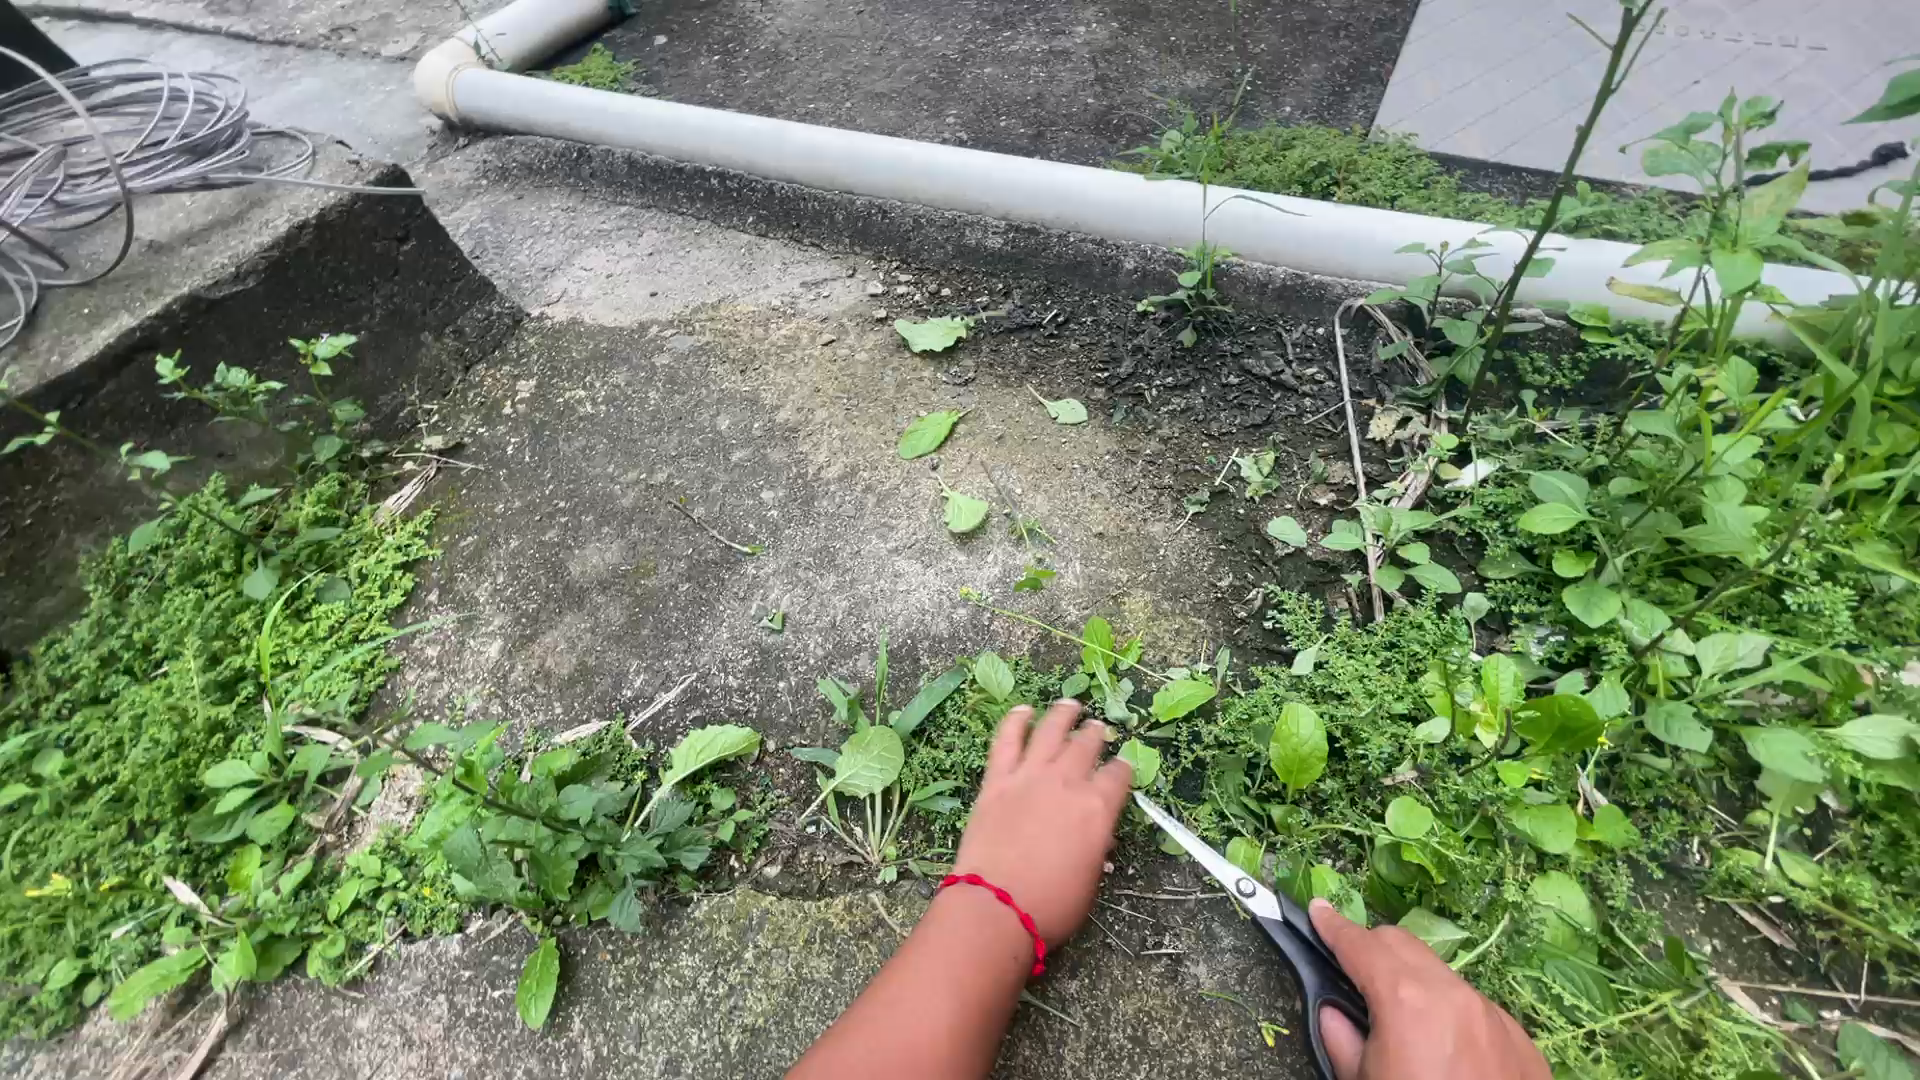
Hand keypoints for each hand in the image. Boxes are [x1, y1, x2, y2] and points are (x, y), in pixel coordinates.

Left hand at [949, 700, 1131, 945]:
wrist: (997, 904)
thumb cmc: (1051, 905)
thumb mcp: (1090, 880)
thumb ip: (1096, 846)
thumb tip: (1096, 833)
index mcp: (1097, 808)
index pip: (1118, 776)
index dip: (1123, 769)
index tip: (1124, 765)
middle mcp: (1067, 783)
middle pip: (1086, 746)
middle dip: (1096, 735)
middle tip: (1098, 728)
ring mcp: (1029, 776)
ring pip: (1050, 731)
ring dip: (1063, 715)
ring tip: (1070, 704)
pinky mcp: (997, 778)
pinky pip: (1007, 740)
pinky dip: (1016, 721)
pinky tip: (1023, 710)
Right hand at [1310, 899, 1551, 1079]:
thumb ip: (1341, 1037)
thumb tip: (1336, 1012)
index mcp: (1405, 1000)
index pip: (1358, 943)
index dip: (1331, 925)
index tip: (1316, 912)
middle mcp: (1452, 994)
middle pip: (1399, 943)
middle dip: (1370, 948)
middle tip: (1351, 975)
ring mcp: (1493, 1016)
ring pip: (1438, 972)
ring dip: (1412, 980)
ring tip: (1404, 1026)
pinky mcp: (1523, 1043)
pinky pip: (1474, 1007)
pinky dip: (1449, 1012)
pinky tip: (1449, 1056)